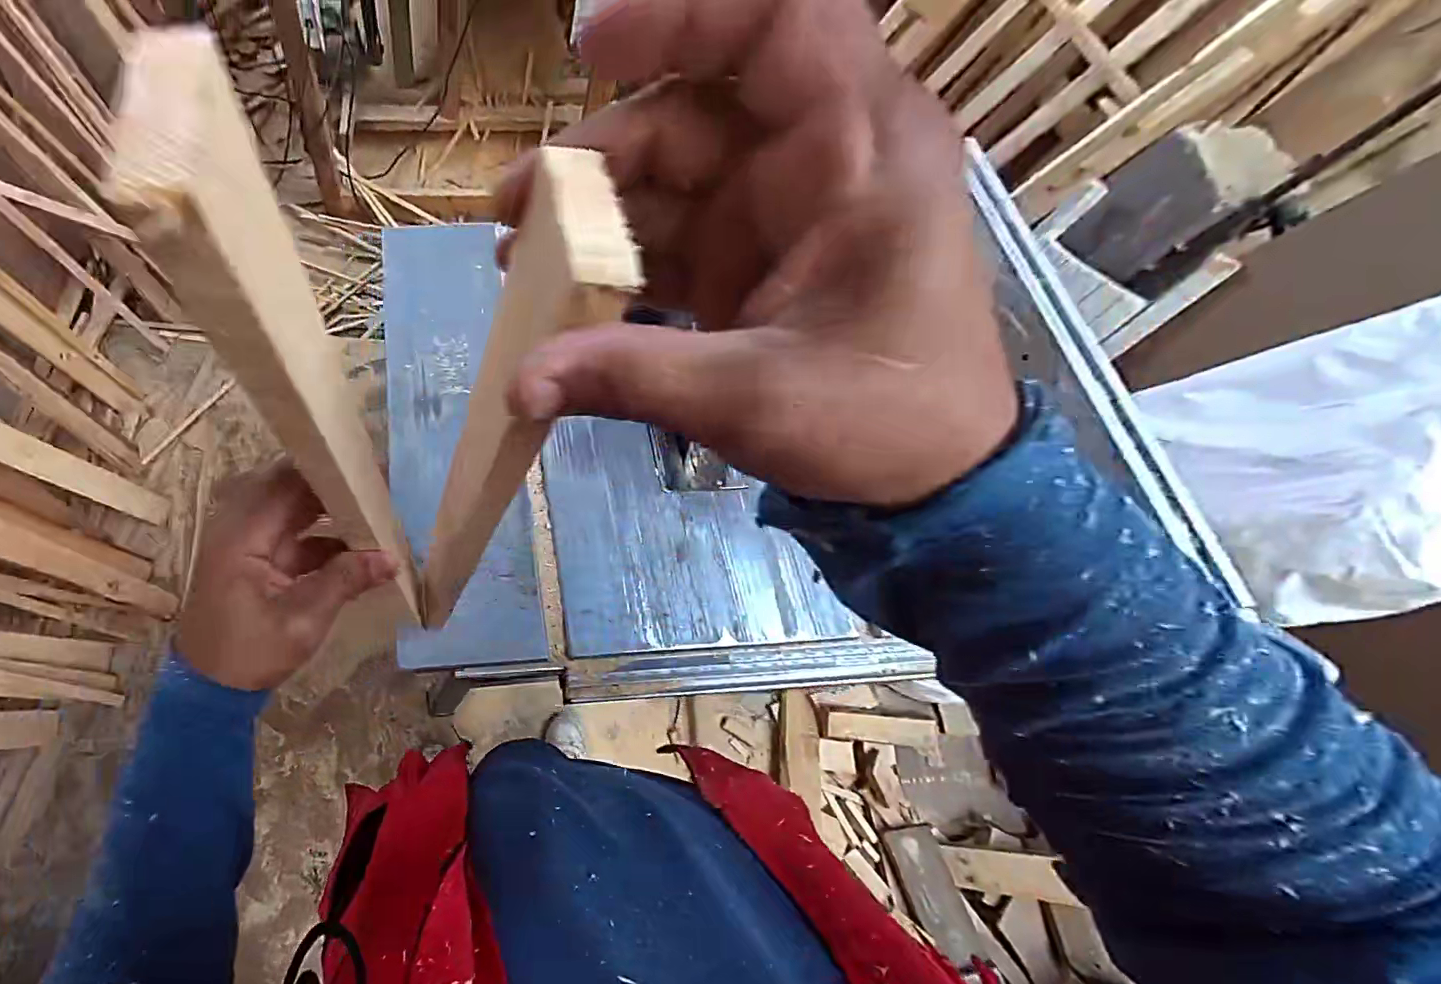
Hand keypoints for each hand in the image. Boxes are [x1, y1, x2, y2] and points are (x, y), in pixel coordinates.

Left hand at [175, 461, 397, 690]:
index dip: (327, 472)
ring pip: (292, 509)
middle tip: (378, 488)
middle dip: (333, 487)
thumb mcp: (303, 621)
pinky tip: (358, 546)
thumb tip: (391, 557)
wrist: (209, 689)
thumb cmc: (249, 655)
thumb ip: (345, 581)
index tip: (369, 471)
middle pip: (288, 488)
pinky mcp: (255, 558)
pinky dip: (324, 536)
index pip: (286, 483)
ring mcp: (246, 543)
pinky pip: (293, 534)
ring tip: (375, 512)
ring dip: (330, 510)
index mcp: (242, 536)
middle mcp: (239, 528)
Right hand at [497, 0, 1016, 506]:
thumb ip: (633, 377)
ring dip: (594, 219)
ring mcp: (778, 222)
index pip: (779, 24)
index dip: (685, 16)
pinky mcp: (751, 271)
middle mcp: (816, 167)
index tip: (591, 47)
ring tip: (523, 265)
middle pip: (692, 118)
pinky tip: (568, 301)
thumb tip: (520, 385)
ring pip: (671, 184)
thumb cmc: (879, 421)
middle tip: (516, 212)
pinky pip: (673, 245)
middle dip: (596, 160)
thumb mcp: (753, 397)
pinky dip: (619, 268)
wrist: (924, 480)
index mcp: (857, 154)